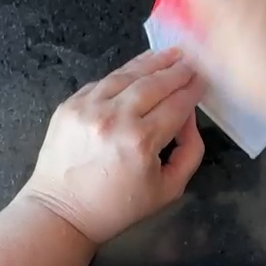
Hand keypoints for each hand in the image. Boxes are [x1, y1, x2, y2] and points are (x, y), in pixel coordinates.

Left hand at [20, 48, 208, 245]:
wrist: (61, 212)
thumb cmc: (118, 207)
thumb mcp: (168, 190)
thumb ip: (189, 152)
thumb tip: (188, 118)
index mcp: (141, 142)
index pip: (176, 105)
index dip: (193, 90)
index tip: (203, 79)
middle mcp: (115, 118)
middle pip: (154, 83)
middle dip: (176, 70)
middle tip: (190, 60)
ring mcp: (88, 108)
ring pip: (126, 75)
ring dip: (150, 62)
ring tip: (168, 54)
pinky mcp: (69, 105)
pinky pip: (102, 83)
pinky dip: (122, 75)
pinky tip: (136, 70)